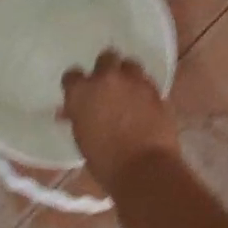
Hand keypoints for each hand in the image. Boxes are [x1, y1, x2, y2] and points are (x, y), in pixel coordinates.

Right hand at [60, 50, 180, 189]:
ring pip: (130, 65)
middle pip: (106, 58)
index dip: (76, 83)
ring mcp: (134, 83)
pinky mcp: (156, 92)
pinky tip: (144, 104)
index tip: (80, 93)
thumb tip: (71, 112)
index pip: (72, 75)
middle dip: (106, 68)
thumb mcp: (82, 138)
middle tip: (107, 85)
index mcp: (81, 92)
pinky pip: (147, 82)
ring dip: (128, 75)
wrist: (144, 169)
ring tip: (128, 91)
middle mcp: (106, 79)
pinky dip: (144, 90)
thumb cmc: (105, 161)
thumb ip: (78, 117)